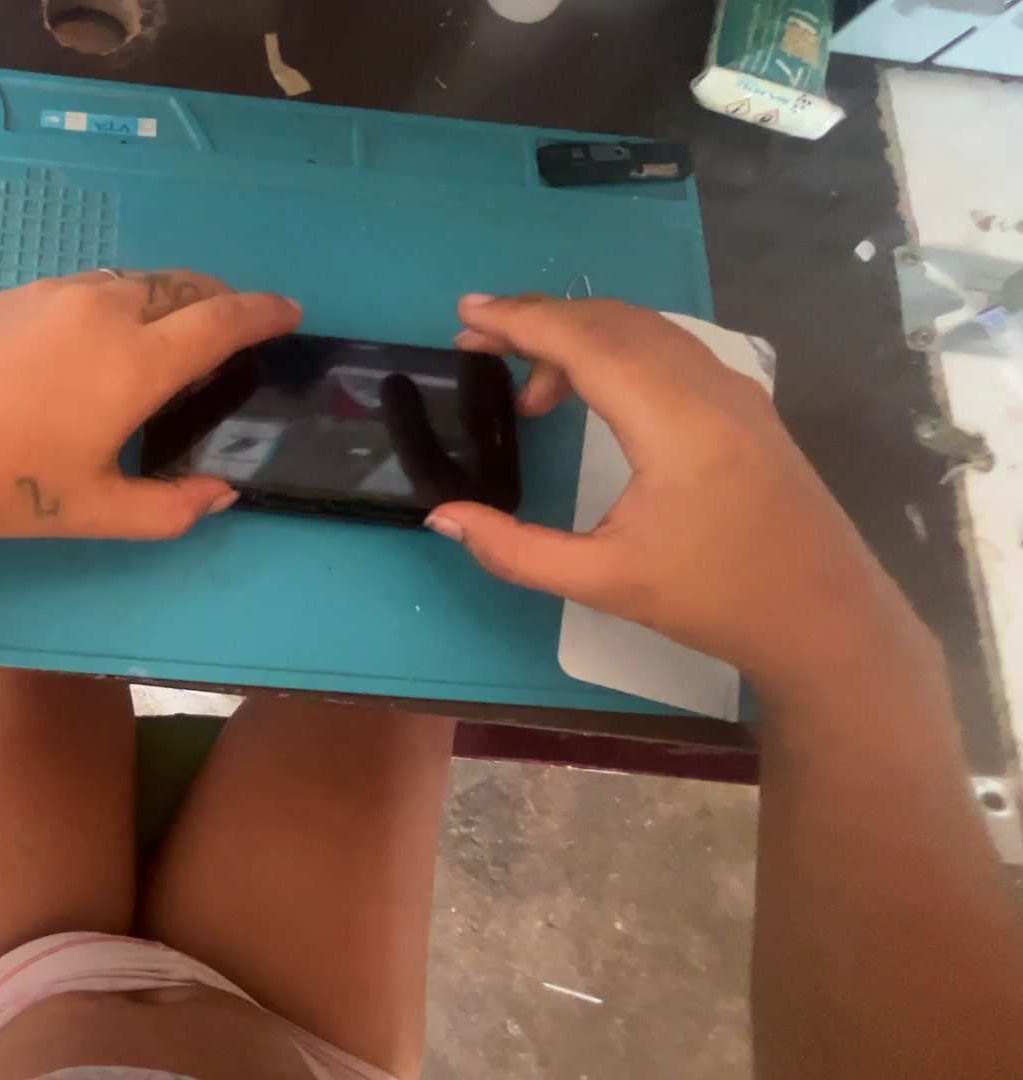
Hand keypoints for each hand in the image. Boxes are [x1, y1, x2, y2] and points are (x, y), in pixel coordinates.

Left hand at [0, 270, 301, 551]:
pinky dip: (116, 302)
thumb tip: (222, 494)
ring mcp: (51, 294)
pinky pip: (85, 288)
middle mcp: (101, 310)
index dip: (263, 312)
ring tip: (167, 333)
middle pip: (181, 286)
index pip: (222, 320)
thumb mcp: (96, 512)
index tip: (289, 310)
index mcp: (136, 361)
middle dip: (219, 299)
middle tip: (231, 327)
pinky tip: (93, 341)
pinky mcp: (9, 294)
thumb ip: (172, 508)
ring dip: (166, 298)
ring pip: (131, 281)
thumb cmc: (0, 489)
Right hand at [427, 294, 923, 688]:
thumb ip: (510, 549)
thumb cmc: (713, 600)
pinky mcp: (740, 406)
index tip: (467, 311)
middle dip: (538, 319)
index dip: (524, 321)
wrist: (827, 620)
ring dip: (572, 334)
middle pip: (615, 324)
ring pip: (642, 330)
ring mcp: (734, 394)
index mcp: (678, 427)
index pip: (591, 346)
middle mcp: (712, 392)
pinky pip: (663, 349)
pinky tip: (574, 389)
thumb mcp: (597, 581)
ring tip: (515, 375)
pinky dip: (606, 349)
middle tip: (474, 336)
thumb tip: (441, 516)